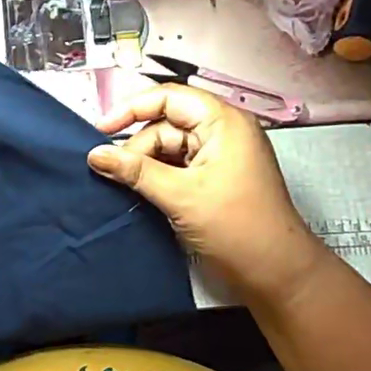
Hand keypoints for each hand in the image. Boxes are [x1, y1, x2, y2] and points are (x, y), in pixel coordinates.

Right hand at [88, 84, 329, 303]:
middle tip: (109, 172)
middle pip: (166, 125)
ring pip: (169, 149)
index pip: (169, 98)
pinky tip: (138, 192)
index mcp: (223, 122)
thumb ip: (135, 171)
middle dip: (136, 146)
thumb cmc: (238, 228)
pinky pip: (178, 168)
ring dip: (144, 165)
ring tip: (121, 186)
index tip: (100, 130)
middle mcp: (222, 133)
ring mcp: (219, 158)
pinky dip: (157, 178)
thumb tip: (95, 155)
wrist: (275, 272)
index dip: (131, 109)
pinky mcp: (214, 181)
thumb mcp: (180, 195)